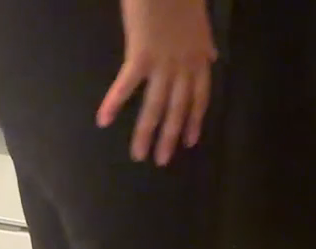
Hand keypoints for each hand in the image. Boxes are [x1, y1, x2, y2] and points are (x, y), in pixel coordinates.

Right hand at [95, 0, 215, 164]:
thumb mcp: (199, 19)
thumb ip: (202, 41)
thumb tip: (210, 56)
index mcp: (199, 56)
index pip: (200, 97)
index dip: (195, 121)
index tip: (190, 142)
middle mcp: (184, 66)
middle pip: (178, 109)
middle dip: (170, 137)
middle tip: (162, 162)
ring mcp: (164, 63)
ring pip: (155, 106)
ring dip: (146, 134)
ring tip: (138, 155)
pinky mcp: (141, 55)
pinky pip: (127, 85)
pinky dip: (114, 103)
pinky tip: (104, 120)